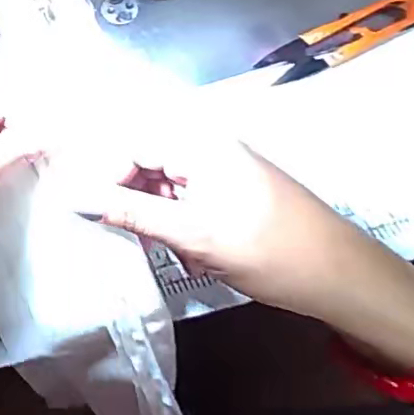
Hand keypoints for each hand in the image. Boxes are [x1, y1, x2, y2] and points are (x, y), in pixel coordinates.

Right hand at [56, 130, 413, 373]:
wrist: (340, 275)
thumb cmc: (268, 250)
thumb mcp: (193, 234)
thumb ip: (131, 211)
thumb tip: (73, 196)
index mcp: (197, 139)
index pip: (127, 144)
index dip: (101, 177)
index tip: (85, 213)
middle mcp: (202, 140)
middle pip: (139, 156)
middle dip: (125, 195)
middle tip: (121, 234)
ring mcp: (214, 162)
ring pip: (156, 176)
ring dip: (148, 210)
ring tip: (162, 246)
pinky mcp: (222, 184)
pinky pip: (177, 190)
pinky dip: (169, 217)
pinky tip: (181, 247)